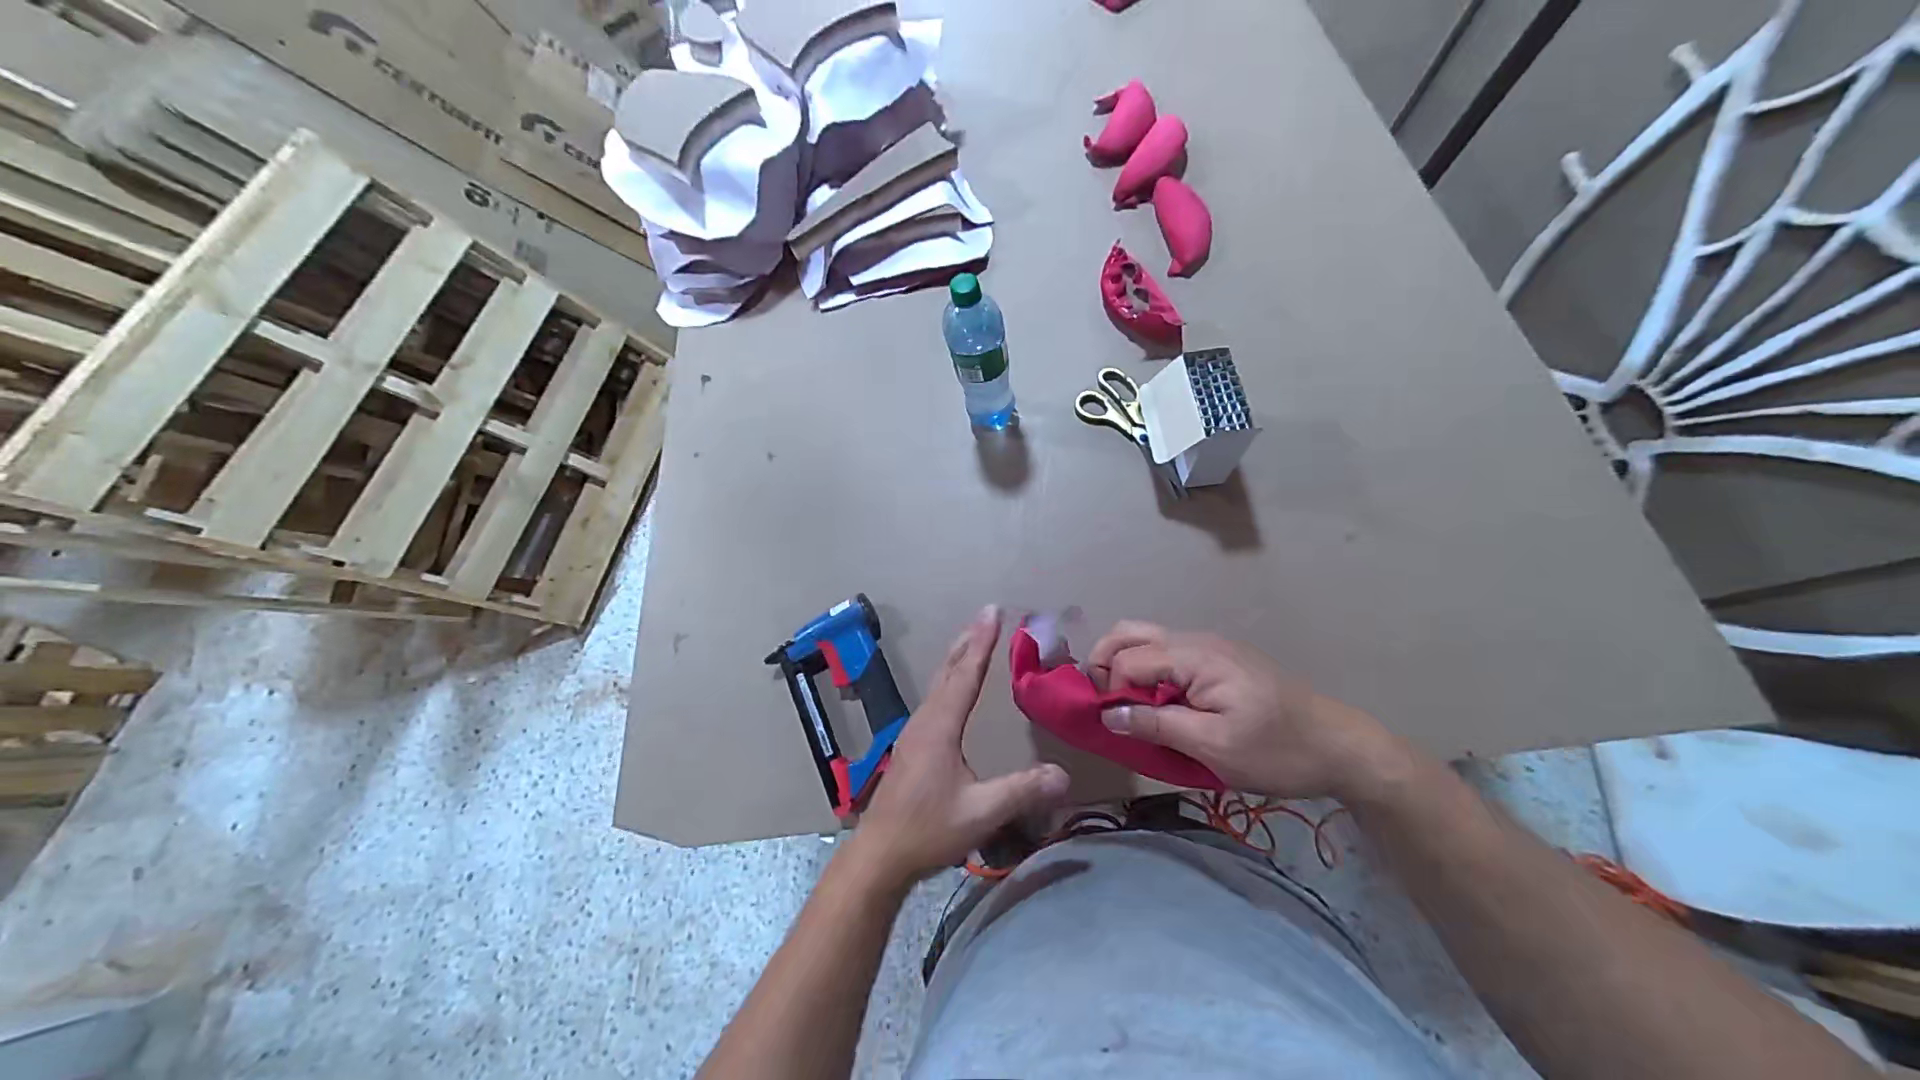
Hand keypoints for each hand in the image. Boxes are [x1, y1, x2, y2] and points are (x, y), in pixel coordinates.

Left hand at [845, 605, 1070, 887]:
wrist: (880, 854)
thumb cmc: (928, 830)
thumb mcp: (981, 813)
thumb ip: (1021, 791)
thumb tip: (1064, 775)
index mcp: (940, 727)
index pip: (965, 675)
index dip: (982, 643)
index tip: (993, 612)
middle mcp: (925, 721)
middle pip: (949, 671)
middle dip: (969, 641)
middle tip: (986, 614)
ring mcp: (914, 733)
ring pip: (939, 684)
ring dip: (958, 658)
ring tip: (974, 640)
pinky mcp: (912, 746)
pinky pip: (935, 699)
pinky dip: (950, 679)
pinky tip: (954, 689)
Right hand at [1087, 621, 1411, 801]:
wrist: (1341, 747)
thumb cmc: (1277, 751)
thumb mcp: (1213, 747)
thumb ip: (1156, 725)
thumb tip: (1107, 713)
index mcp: (1195, 656)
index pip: (1127, 659)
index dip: (1108, 689)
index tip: (1109, 724)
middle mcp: (1198, 641)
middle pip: (1130, 634)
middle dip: (1105, 663)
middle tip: (1104, 705)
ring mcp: (1211, 648)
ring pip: (1148, 642)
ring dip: (1127, 668)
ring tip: (1127, 708)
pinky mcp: (1221, 661)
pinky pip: (1169, 656)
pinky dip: (1149, 674)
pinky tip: (1157, 705)